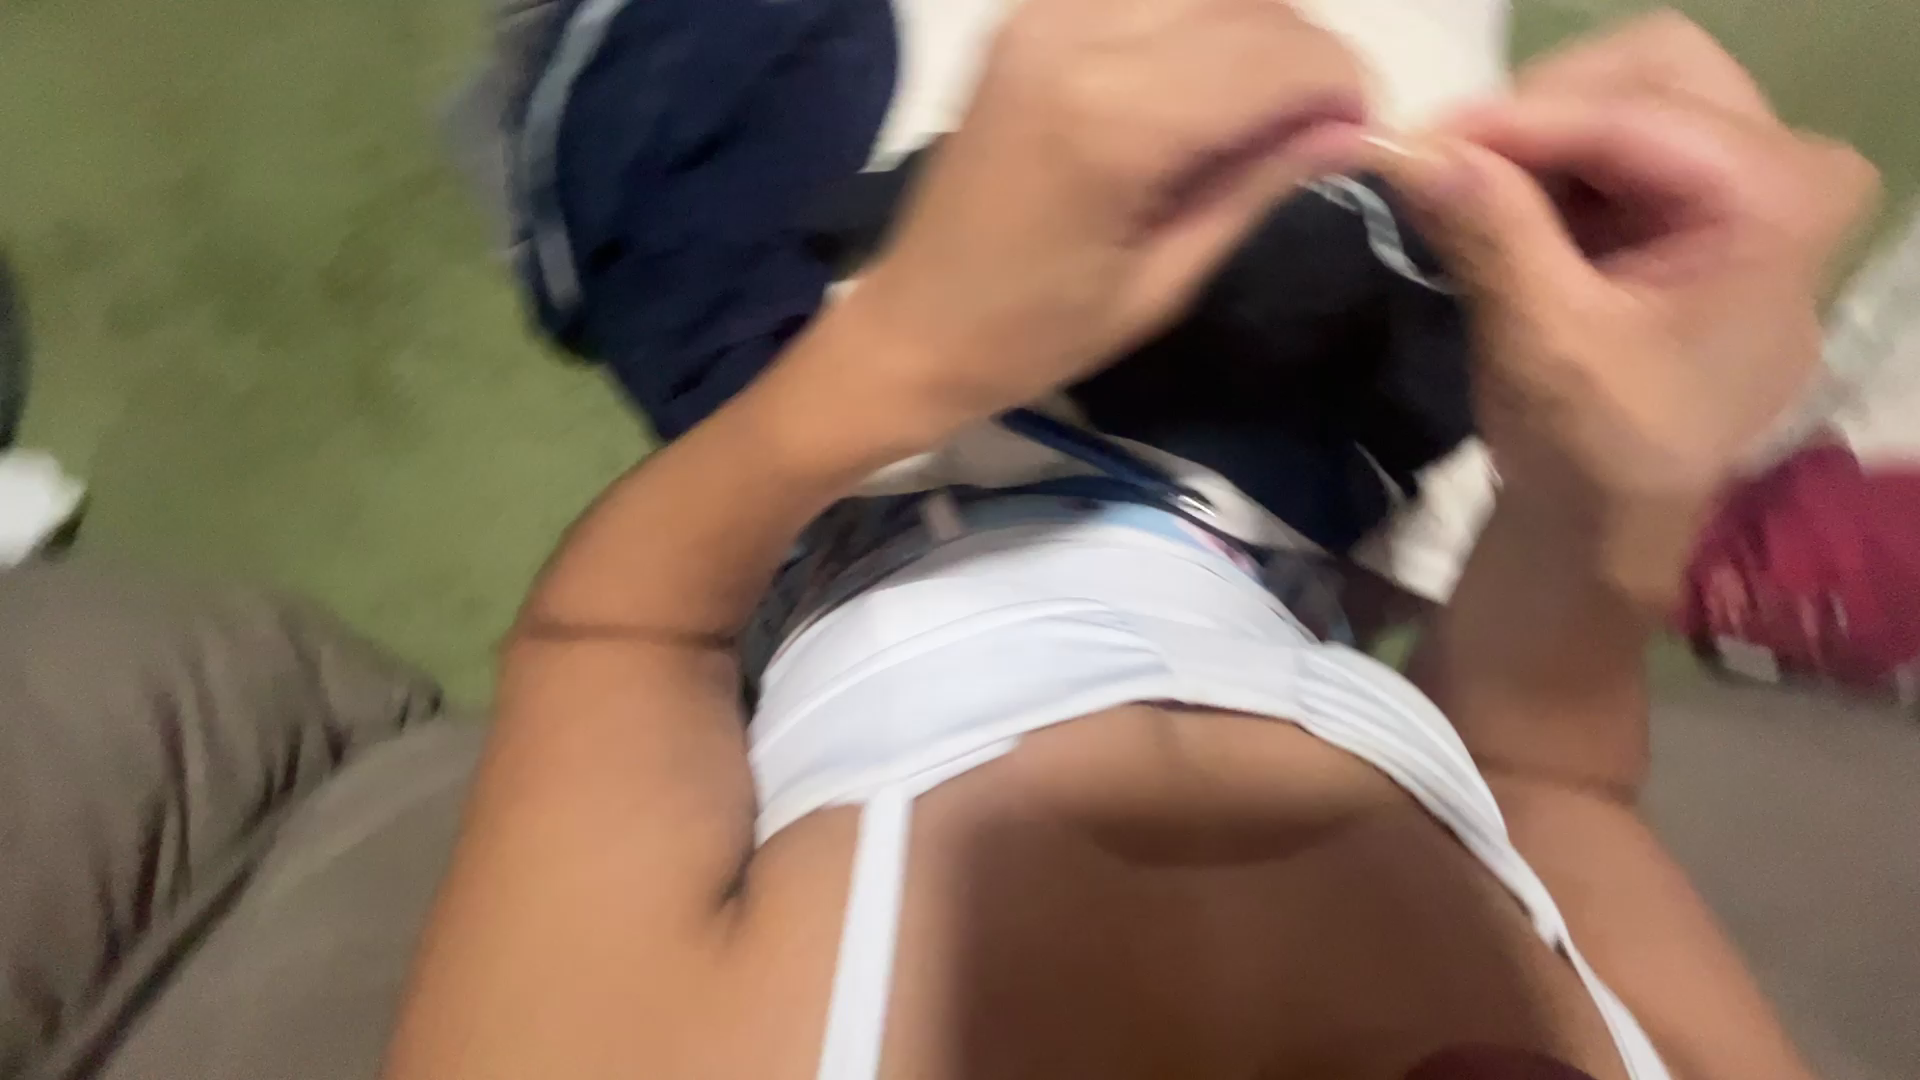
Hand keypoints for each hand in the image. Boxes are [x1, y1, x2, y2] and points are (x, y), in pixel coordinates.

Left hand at [846, 0, 1367, 430]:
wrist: (913, 332)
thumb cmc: (1031, 339)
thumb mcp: (1156, 287)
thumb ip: (1252, 190)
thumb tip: (1350, 128)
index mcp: (1113, 121)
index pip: (1278, 52)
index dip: (1339, 86)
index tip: (1356, 135)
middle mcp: (1075, 33)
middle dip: (1300, 57)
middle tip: (1301, 135)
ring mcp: (1039, 15)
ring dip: (1247, 34)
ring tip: (1244, 119)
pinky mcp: (1020, 20)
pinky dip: (1186, 27)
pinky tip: (1184, 89)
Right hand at [1367, 20, 1877, 517]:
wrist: (1606, 511)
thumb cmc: (1591, 442)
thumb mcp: (1540, 341)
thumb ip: (1490, 236)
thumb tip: (1412, 152)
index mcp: (1777, 195)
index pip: (1632, 116)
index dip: (1511, 122)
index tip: (1406, 144)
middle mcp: (1779, 167)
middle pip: (1646, 76)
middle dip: (1529, 114)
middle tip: (1437, 167)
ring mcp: (1735, 186)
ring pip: (1619, 106)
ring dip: (1524, 145)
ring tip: (1452, 195)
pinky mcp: (1682, 215)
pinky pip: (1600, 158)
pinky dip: (1530, 174)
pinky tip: (1485, 213)